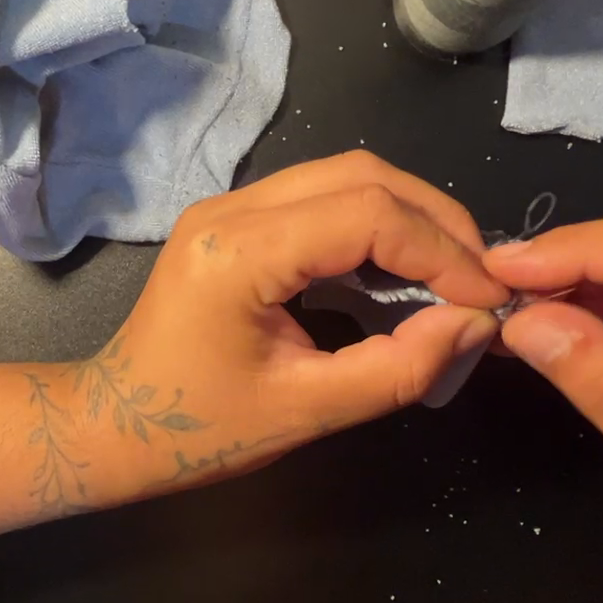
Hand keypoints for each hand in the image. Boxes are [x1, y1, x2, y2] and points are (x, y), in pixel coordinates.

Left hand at [101, 151, 507, 494]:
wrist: (115, 423)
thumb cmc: (197, 428)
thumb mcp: (305, 411)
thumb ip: (397, 368)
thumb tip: (473, 325)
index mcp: (239, 253)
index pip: (368, 215)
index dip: (442, 252)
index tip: (486, 300)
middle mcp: (230, 210)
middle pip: (359, 174)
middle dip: (434, 220)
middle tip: (478, 276)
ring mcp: (225, 209)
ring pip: (339, 176)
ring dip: (405, 215)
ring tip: (450, 269)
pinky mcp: (229, 222)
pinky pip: (315, 199)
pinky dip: (369, 223)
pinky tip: (396, 266)